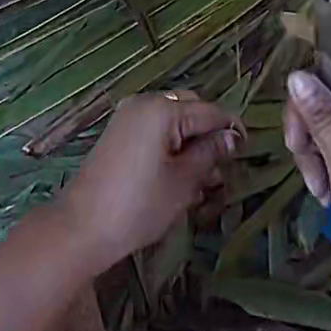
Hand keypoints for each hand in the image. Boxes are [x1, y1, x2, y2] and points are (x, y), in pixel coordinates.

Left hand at [58, 91, 242, 268]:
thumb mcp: (183, 181)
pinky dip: (171, 144)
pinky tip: (180, 175)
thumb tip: (232, 137)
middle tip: (223, 168)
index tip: (249, 150)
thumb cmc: (138, 205)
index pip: (209, 111)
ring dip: (191, 142)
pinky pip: (155, 128)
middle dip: (209, 134)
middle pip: (190, 109)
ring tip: (203, 180)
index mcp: (162, 109)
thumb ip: (209, 153)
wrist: (82, 228)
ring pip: (173, 120)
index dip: (231, 129)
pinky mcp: (119, 132)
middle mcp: (144, 103)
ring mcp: (128, 116)